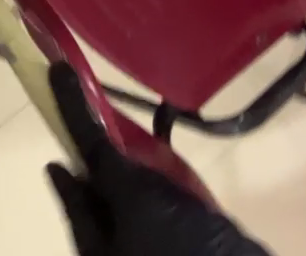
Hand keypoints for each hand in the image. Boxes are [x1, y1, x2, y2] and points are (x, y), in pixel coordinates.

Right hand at [46, 64, 268, 255]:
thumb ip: (78, 211)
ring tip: (145, 249)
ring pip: (166, 199)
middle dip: (113, 183)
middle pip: (132, 174)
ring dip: (150, 211)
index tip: (60, 68)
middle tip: (101, 212)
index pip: (93, 138)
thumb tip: (59, 167)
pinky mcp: (246, 242)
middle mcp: (174, 194)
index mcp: (133, 195)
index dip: (73, 102)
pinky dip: (182, 233)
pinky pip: (199, 224)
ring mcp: (215, 217)